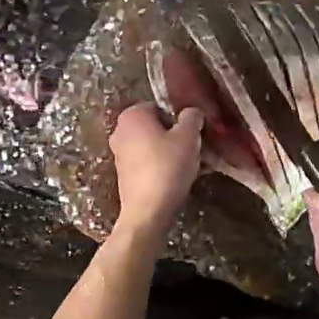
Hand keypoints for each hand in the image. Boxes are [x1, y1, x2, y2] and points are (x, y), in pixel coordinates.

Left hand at [110, 102, 203, 239]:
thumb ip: (192, 118)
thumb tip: (192, 112)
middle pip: (157, 128)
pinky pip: (149, 164)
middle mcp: (121, 131)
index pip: (161, 107)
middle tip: (198, 150)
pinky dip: (164, 167)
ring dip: (174, 153)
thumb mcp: (188, 137)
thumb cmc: (168, 167)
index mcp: (132, 115)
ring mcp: (120, 154)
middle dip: (178, 137)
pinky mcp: (125, 175)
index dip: (181, 119)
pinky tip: (181, 179)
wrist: (147, 211)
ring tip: (196, 166)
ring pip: (154, 147)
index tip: (195, 133)